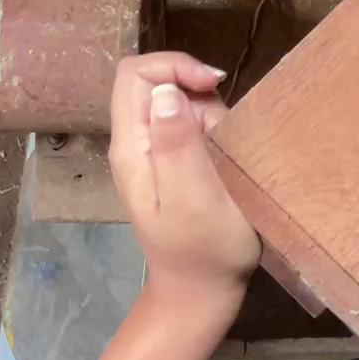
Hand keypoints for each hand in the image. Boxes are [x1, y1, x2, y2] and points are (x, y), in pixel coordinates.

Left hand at [107, 52, 261, 308]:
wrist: (201, 293)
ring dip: (211, 114)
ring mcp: (155, 151)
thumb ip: (178, 144)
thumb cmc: (203, 251)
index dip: (173, 66)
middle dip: (198, 92)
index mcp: (132, 148)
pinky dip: (215, 129)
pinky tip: (225, 162)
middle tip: (223, 131)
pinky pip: (193, 123)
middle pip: (158, 81)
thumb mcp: (194, 199)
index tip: (212, 87)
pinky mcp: (175, 160)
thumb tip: (166, 91)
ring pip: (180, 100)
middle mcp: (137, 142)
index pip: (136, 74)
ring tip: (226, 156)